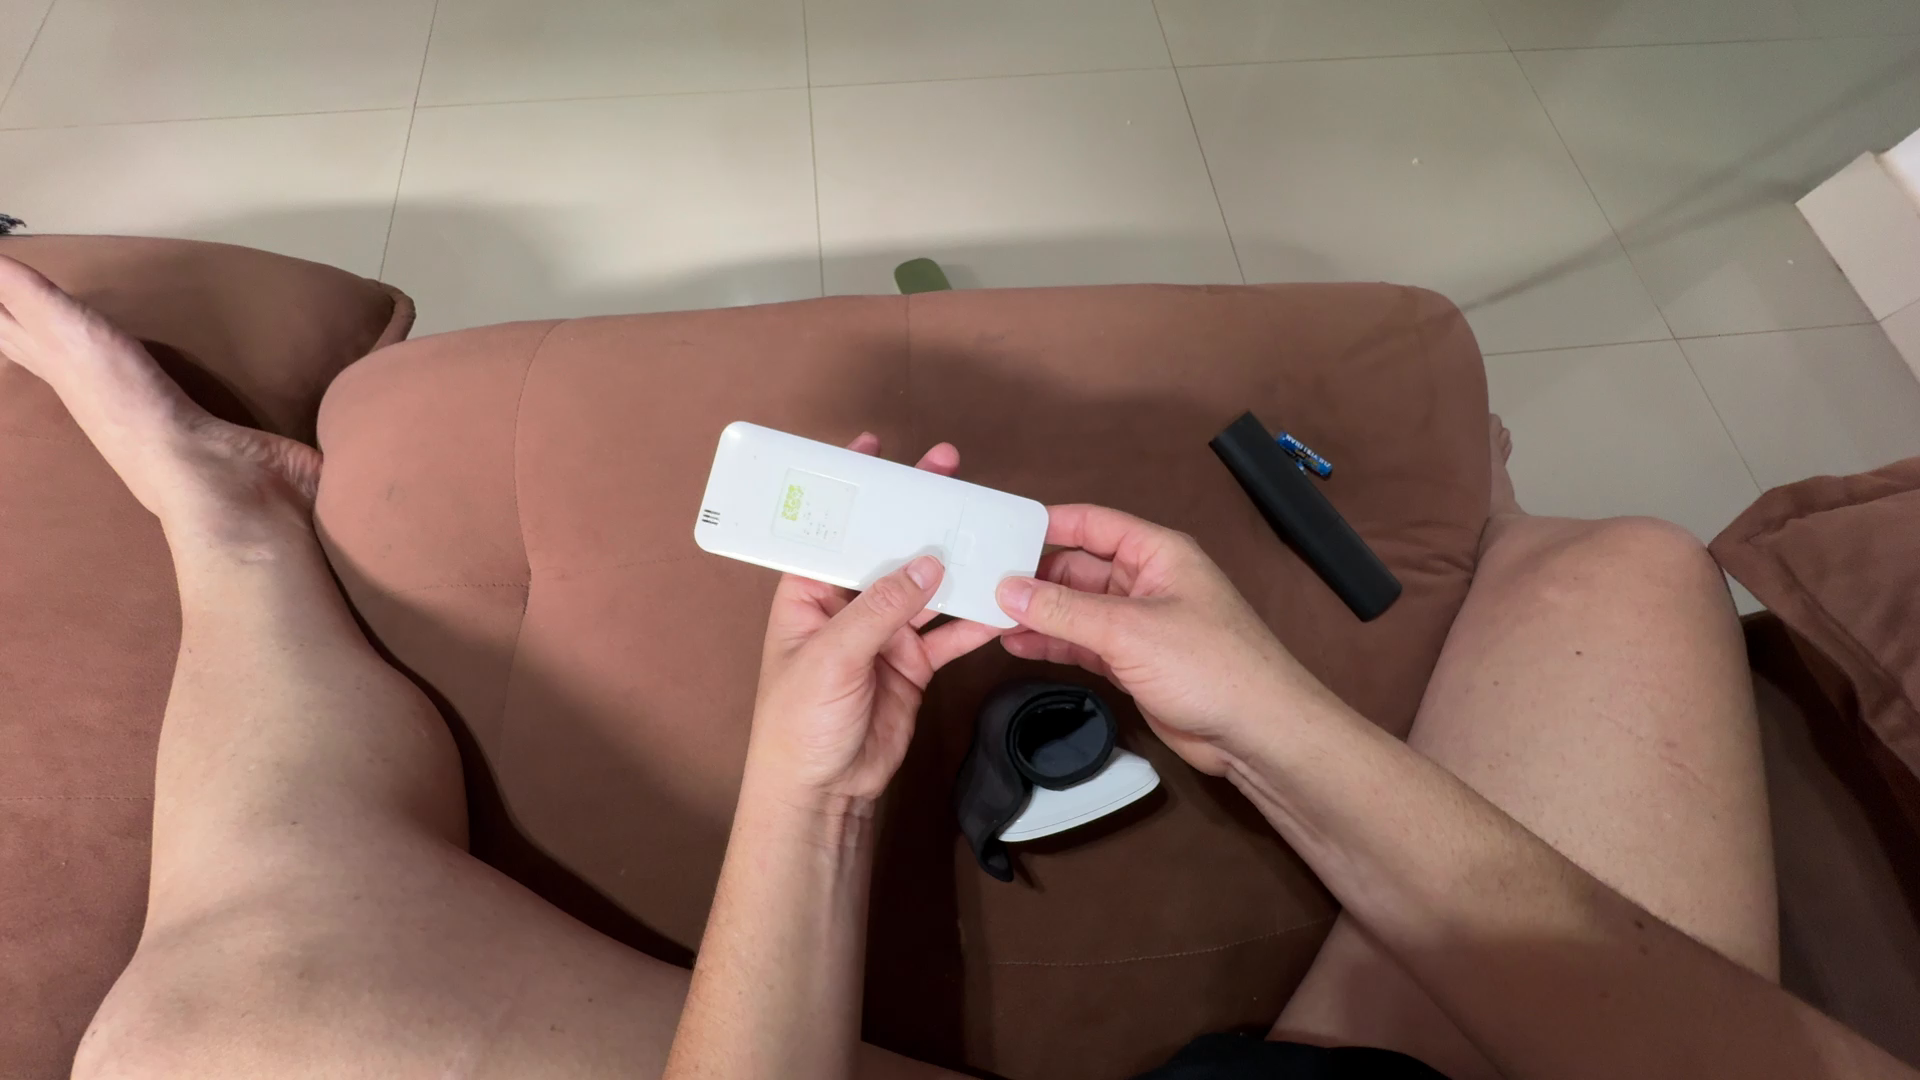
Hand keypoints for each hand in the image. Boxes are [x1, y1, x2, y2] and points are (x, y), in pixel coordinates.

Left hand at [746, 435, 1002, 810]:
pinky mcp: (913, 662)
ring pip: (925, 586)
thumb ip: (879, 609)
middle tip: (948, 472)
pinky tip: (1001, 603)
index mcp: (809, 594)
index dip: (852, 492)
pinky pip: (949, 632)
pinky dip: (974, 619)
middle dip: (915, 513)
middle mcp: (848, 606)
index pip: (832, 530)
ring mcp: (884, 633)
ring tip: (985, 527)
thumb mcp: (830, 658)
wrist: (824, 792)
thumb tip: (926, 566)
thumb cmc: (798, 725)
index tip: (874, 451)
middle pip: (887, 549)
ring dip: (953, 562)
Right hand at [996, 504, 1341, 774]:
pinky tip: (1018, 645)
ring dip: (1038, 614)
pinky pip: (1083, 642)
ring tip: (989, 618)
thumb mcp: (1128, 629)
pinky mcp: (1132, 660)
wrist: (1256, 733)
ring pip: (1076, 609)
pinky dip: (1053, 643)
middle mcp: (1144, 581)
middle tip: (982, 585)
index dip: (1047, 524)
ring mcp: (1138, 623)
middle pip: (1078, 569)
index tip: (1001, 530)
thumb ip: (1063, 609)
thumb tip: (1006, 589)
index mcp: (1155, 553)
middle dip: (1034, 578)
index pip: (1092, 524)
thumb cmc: (1208, 664)